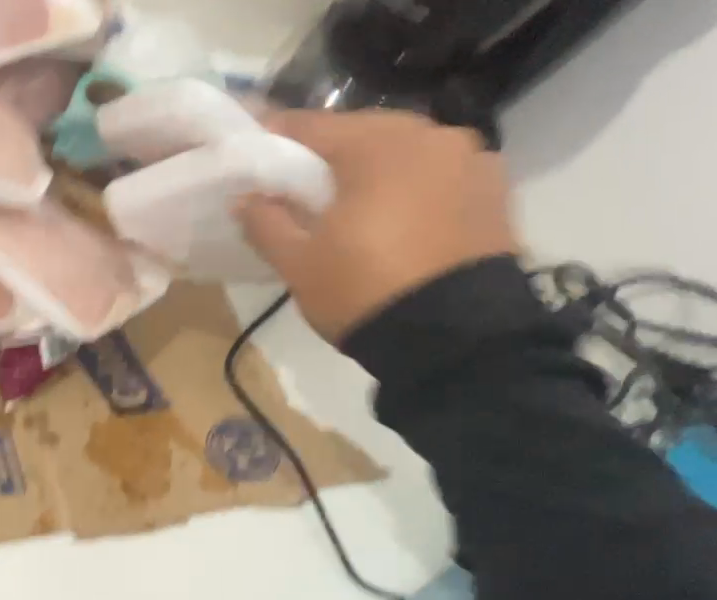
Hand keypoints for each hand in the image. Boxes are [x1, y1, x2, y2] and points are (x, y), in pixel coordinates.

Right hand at [235, 109, 519, 343]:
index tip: (251, 146)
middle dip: (328, 152)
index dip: (276, 136)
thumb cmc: (361, 289)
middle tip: (296, 179)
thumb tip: (246, 198)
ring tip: (345, 197)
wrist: (451, 332)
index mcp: (377, 147)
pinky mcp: (492, 188)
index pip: (313, 126)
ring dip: (372, 167)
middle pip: (364, 132)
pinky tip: (391, 212)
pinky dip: (409, 184)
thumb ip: (267, 222)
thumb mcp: (297, 262)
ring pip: (405, 150)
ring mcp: (470, 159)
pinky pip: (437, 173)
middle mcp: (431, 136)